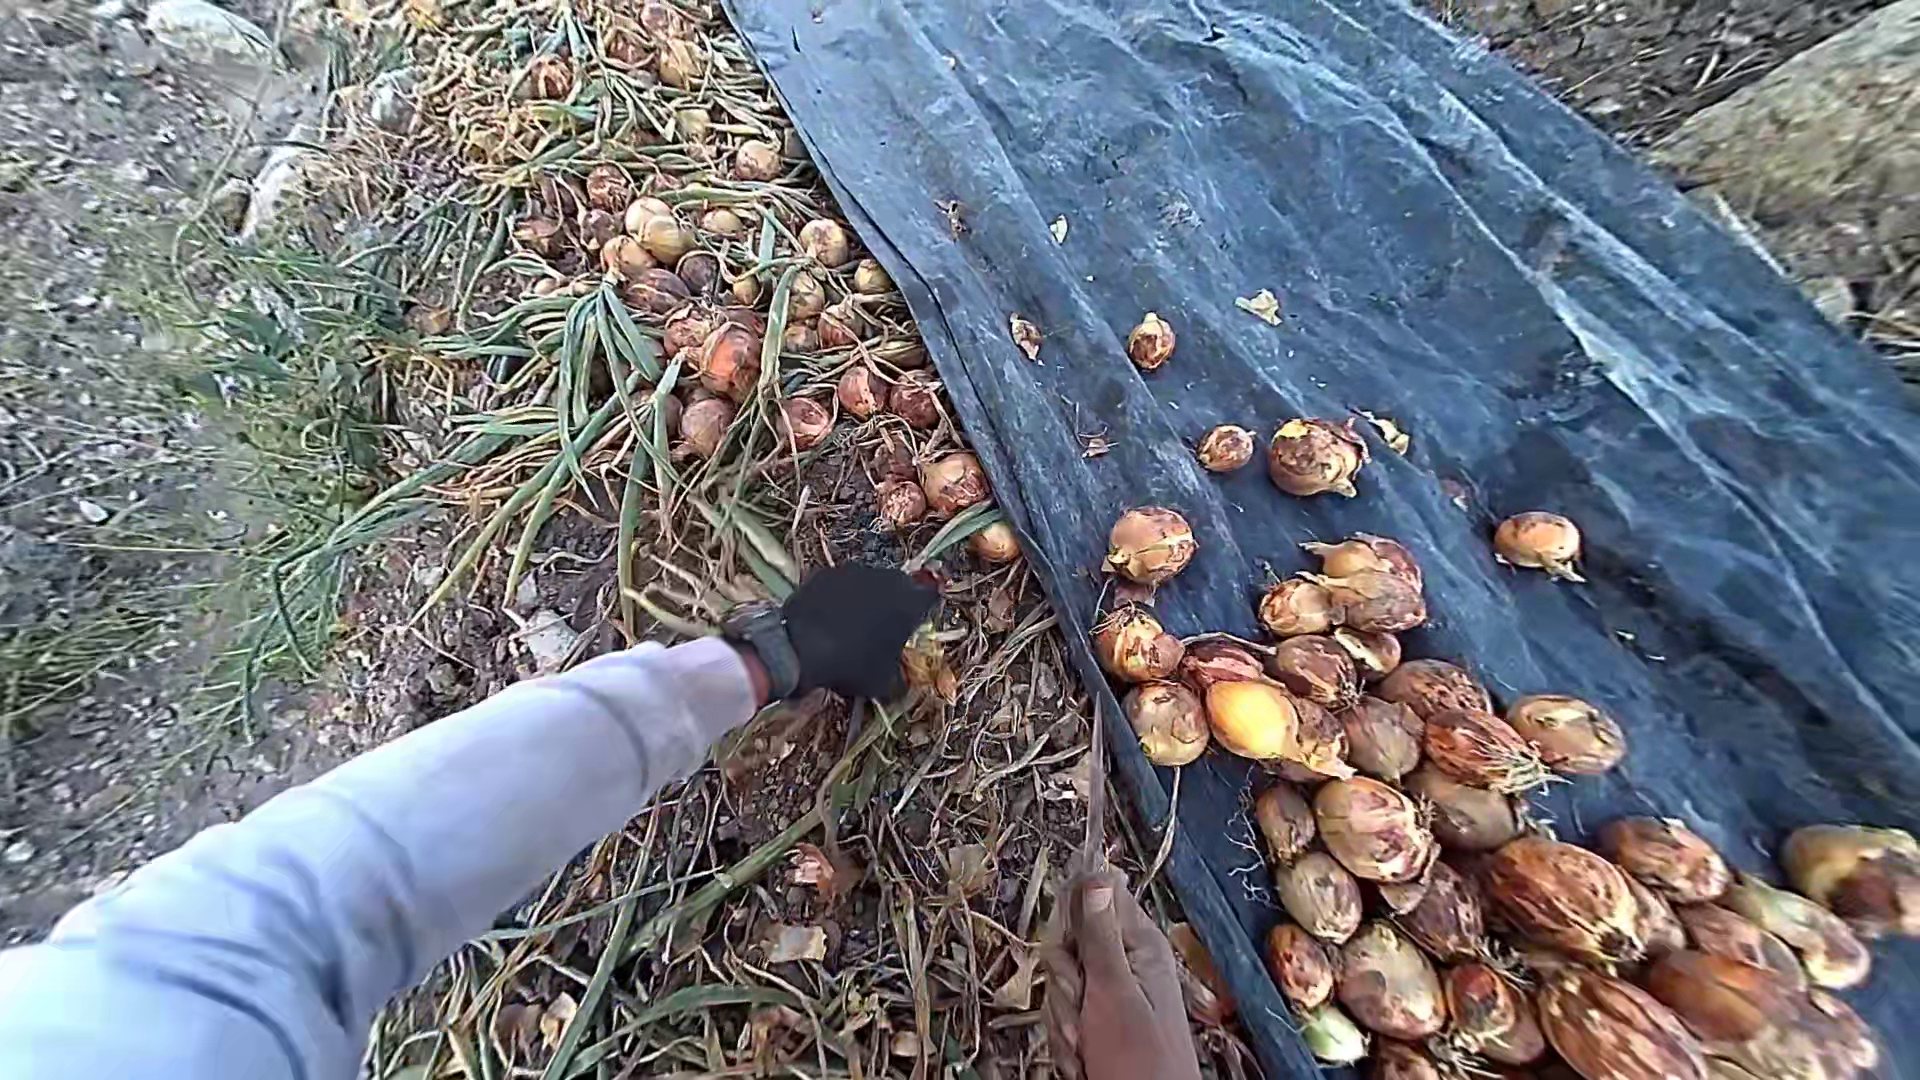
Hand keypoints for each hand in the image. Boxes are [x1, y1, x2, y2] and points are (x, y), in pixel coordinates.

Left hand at [782, 563, 935, 698]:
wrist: (799, 648)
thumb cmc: (851, 665)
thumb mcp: (883, 682)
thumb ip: (900, 675)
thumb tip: (902, 680)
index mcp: (909, 602)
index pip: (930, 597)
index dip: (923, 609)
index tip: (915, 623)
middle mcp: (887, 579)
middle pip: (900, 585)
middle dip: (896, 602)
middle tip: (885, 625)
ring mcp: (855, 571)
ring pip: (869, 582)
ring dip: (867, 597)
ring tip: (853, 622)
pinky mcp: (826, 572)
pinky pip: (841, 583)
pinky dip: (839, 596)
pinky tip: (828, 616)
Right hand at [1042, 870, 1202, 1079]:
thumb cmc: (1138, 1063)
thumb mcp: (1115, 992)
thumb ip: (1100, 933)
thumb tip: (1096, 874)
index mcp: (1139, 941)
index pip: (1099, 889)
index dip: (1075, 907)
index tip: (1068, 938)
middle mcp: (1124, 958)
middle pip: (1071, 932)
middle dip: (1063, 971)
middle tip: (1078, 1000)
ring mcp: (1108, 989)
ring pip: (1060, 971)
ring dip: (1062, 1010)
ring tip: (1081, 1042)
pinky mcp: (1093, 1018)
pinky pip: (1061, 1005)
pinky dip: (1062, 1034)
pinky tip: (1078, 1057)